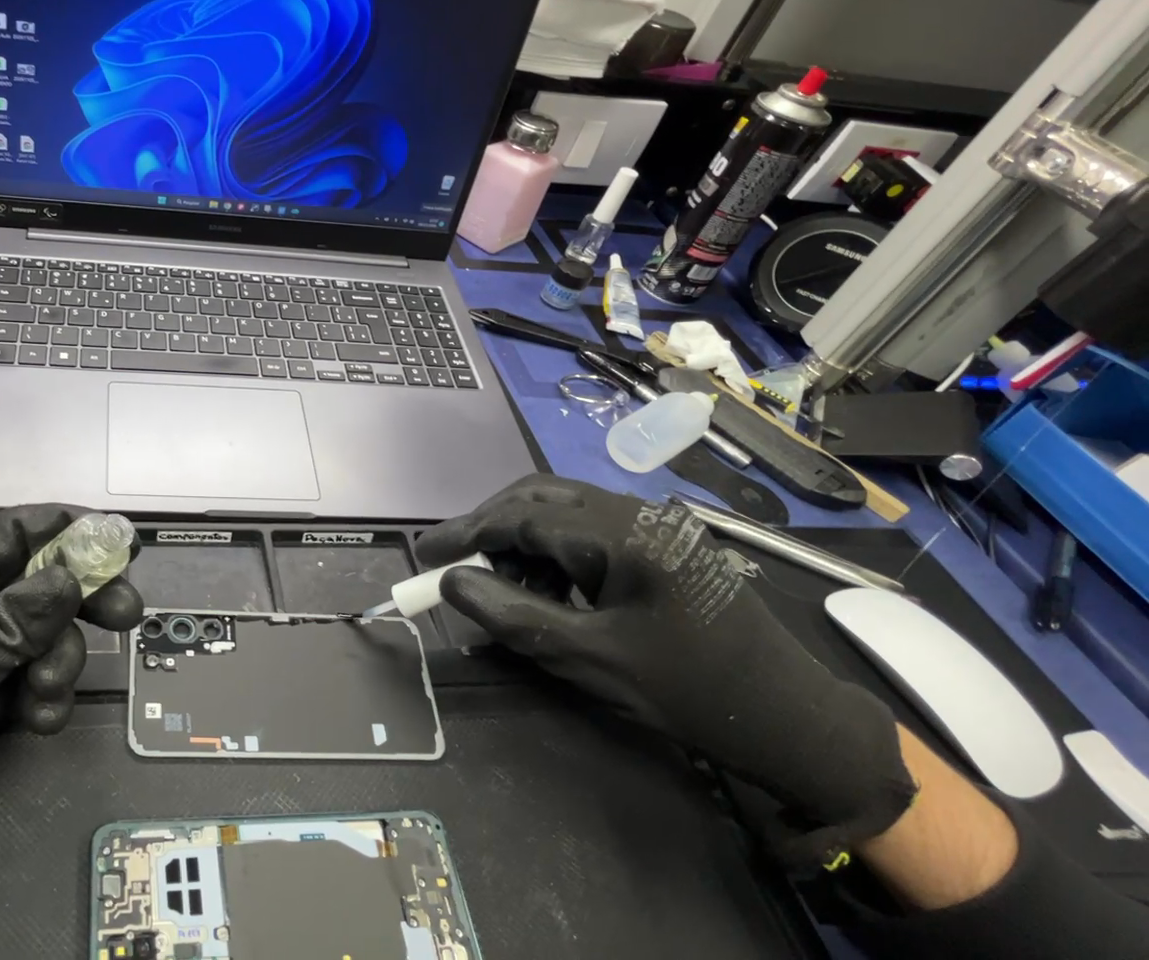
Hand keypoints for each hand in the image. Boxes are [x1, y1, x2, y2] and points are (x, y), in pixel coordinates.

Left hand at [0, 505, 143, 908]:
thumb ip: (9, 621)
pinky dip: (44, 701)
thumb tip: (70, 573)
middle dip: (83, 598)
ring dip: (59, 662)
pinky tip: (38, 723)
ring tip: (44, 696)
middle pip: (38, 587)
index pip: (11, 535)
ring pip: (41, 642)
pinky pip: (28, 689)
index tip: (119, 542)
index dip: (65, 529)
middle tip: (128, 615)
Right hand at [418, 477, 915, 866]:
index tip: (423, 555)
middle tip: (453, 562)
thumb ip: (513, 615)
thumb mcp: (587, 659)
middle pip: (538, 495)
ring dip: (521, 535)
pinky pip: (590, 525)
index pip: (520, 517)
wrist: (786, 714)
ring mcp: (653, 522)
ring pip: (563, 507)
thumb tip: (453, 582)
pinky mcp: (662, 541)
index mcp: (620, 535)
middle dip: (488, 525)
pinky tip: (548, 585)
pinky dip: (553, 547)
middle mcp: (634, 512)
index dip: (464, 534)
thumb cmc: (684, 689)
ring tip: (502, 583)